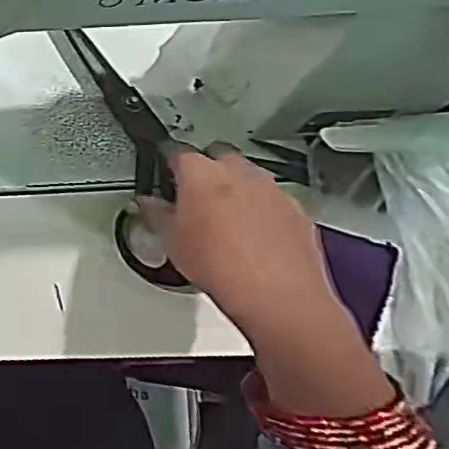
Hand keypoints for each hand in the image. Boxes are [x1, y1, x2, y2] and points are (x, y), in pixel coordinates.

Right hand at [135, 144, 344, 346]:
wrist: (276, 296)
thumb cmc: (224, 266)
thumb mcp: (169, 239)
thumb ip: (156, 213)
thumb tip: (151, 206)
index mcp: (201, 173)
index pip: (177, 152)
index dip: (167, 162)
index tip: (165, 173)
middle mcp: (239, 174)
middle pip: (217, 156)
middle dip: (206, 170)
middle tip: (194, 196)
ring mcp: (272, 190)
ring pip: (248, 177)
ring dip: (235, 189)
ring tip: (223, 220)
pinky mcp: (297, 211)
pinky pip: (274, 200)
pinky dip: (262, 210)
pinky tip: (251, 236)